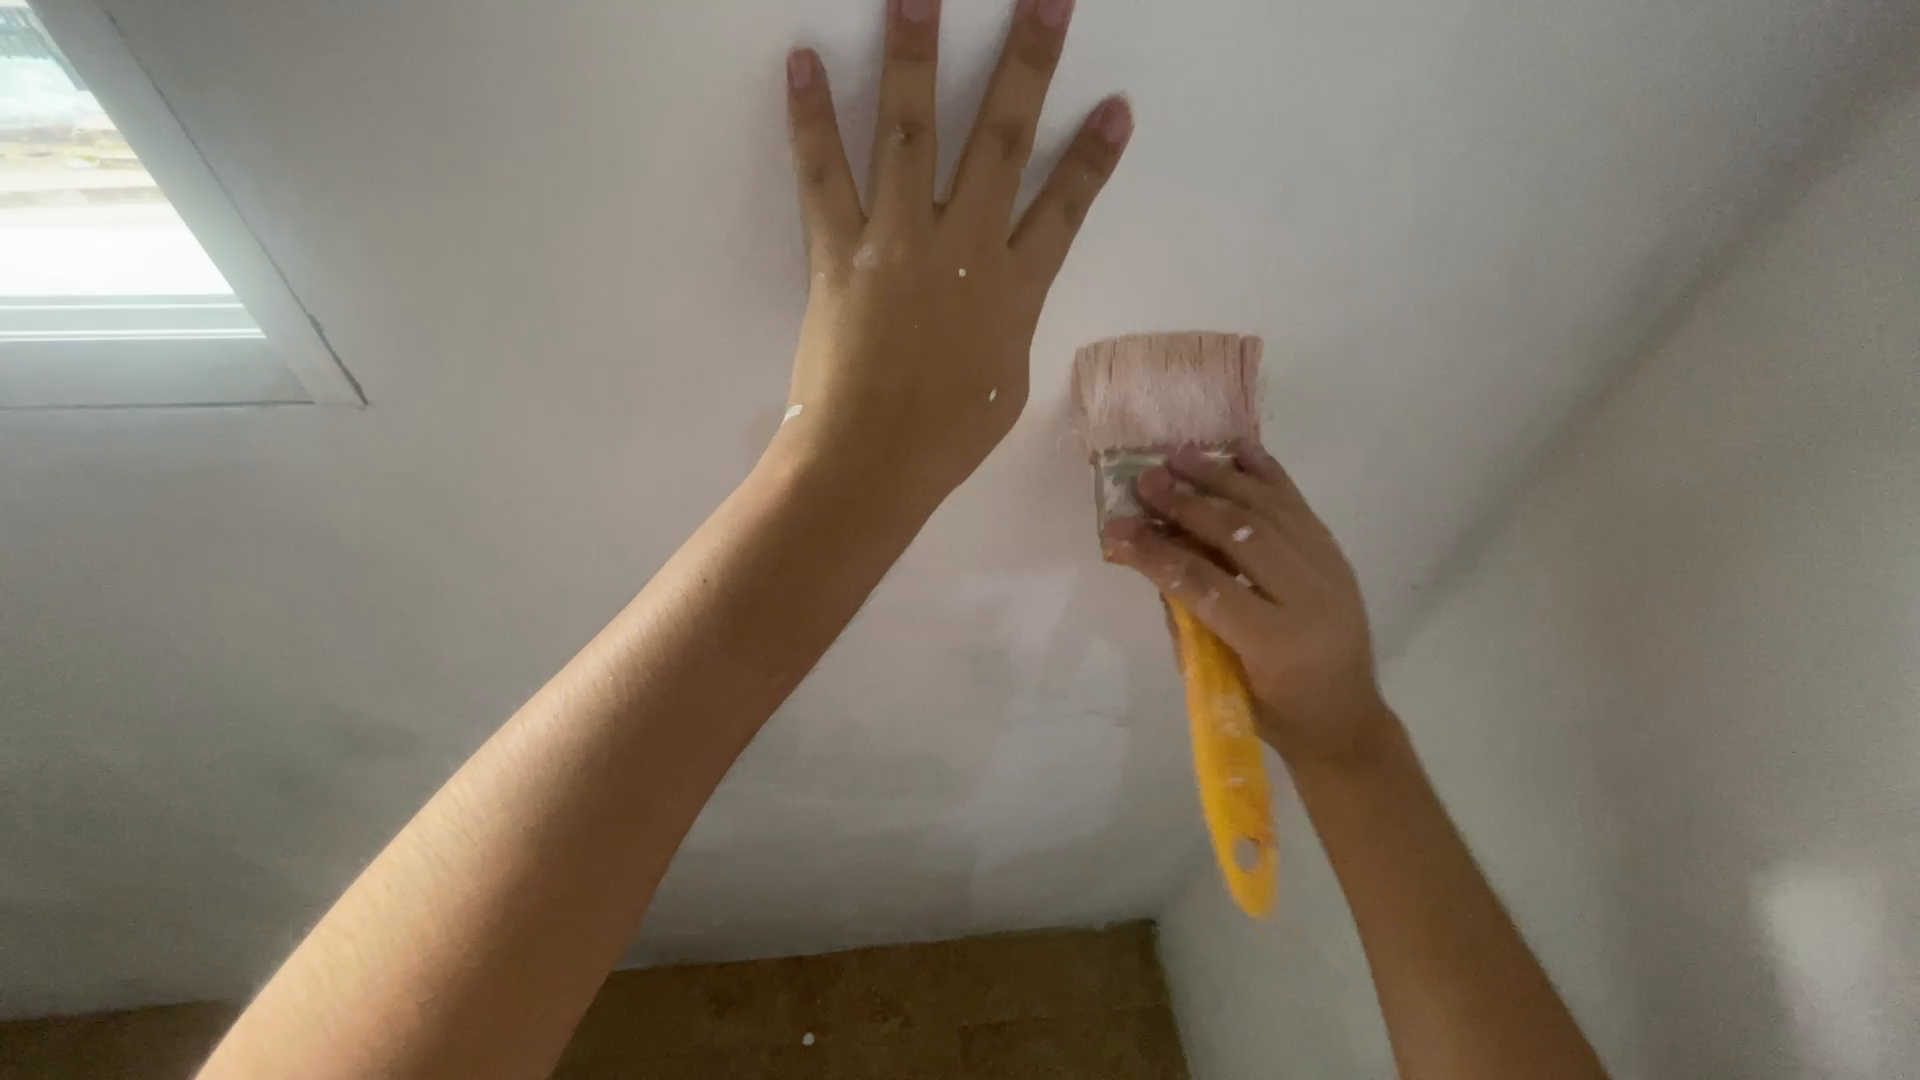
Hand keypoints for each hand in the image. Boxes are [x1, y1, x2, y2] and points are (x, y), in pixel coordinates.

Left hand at [778, 0, 1131, 497]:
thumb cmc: (947, 437)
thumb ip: (1007, 329)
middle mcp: (964, 247)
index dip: (1091, 158)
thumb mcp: (1004, 385)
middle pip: (1001, 141)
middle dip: (1028, 64)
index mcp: (1014, 290)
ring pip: (912, 132)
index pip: (1063, 209)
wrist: (875, 459)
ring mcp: (900, 242)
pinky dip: (810, 117)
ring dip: (916, 55)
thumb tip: (999, 303)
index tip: (1115, 107)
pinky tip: (802, 59)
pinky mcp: (841, 251)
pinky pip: (825, 174)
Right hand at [1101, 442, 1395, 766]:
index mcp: (1277, 641)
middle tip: (1146, 480)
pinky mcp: (1336, 556)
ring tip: (1180, 456)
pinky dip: (1266, 474)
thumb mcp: (1218, 679)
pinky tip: (1237, 450)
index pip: (1206, 584)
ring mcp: (1330, 571)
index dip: (1157, 554)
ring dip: (1221, 479)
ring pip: (1271, 511)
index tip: (1117, 528)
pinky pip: (1298, 505)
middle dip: (1188, 504)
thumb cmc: (1274, 711)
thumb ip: (1187, 619)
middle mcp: (1309, 598)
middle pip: (1241, 536)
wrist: (1346, 719)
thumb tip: (1153, 559)